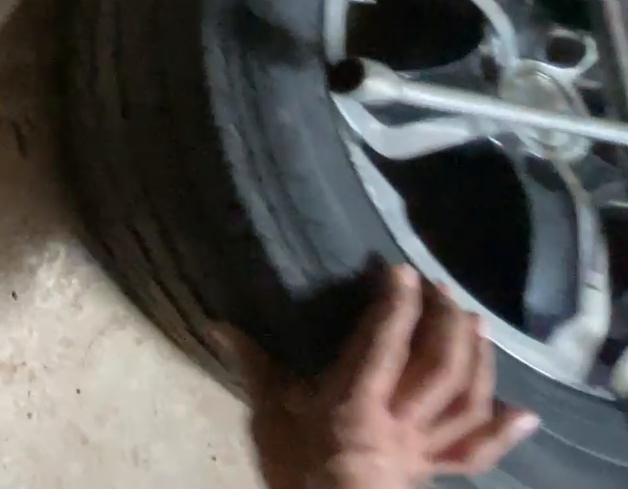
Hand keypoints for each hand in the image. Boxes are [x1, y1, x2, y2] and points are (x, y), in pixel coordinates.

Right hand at [217, 265, 539, 488]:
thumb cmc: (294, 464)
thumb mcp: (265, 413)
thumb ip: (254, 366)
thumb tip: (219, 324)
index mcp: (353, 403)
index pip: (381, 345)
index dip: (394, 306)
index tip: (398, 271)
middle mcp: (398, 421)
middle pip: (437, 370)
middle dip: (443, 325)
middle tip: (440, 288)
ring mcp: (423, 448)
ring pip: (465, 402)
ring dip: (478, 361)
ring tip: (476, 324)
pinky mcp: (435, 469)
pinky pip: (475, 451)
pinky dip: (503, 432)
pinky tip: (521, 411)